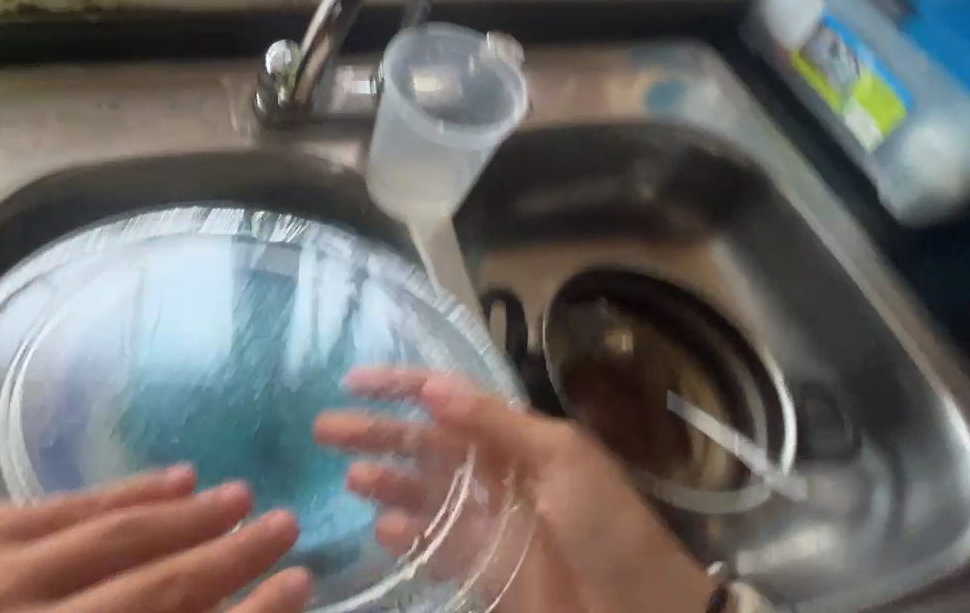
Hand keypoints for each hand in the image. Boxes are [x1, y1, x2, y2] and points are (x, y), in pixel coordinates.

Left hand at [0, 466, 311, 612]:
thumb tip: (177, 603)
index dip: (240, 611)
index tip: (297, 585)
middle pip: (154, 587)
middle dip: (230, 559)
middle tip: (287, 527)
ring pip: (120, 538)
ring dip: (191, 519)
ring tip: (247, 501)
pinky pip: (72, 508)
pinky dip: (131, 493)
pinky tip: (175, 480)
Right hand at [316, 369, 714, 612]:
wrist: (643, 611)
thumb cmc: (607, 524)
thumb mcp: (560, 457)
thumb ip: (493, 422)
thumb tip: (432, 387)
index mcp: (511, 435)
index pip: (445, 399)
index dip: (400, 386)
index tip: (353, 380)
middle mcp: (490, 470)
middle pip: (421, 443)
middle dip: (375, 432)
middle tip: (326, 428)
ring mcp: (483, 520)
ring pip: (419, 494)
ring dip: (384, 483)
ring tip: (351, 478)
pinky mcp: (481, 569)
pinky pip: (433, 547)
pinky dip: (406, 538)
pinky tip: (383, 530)